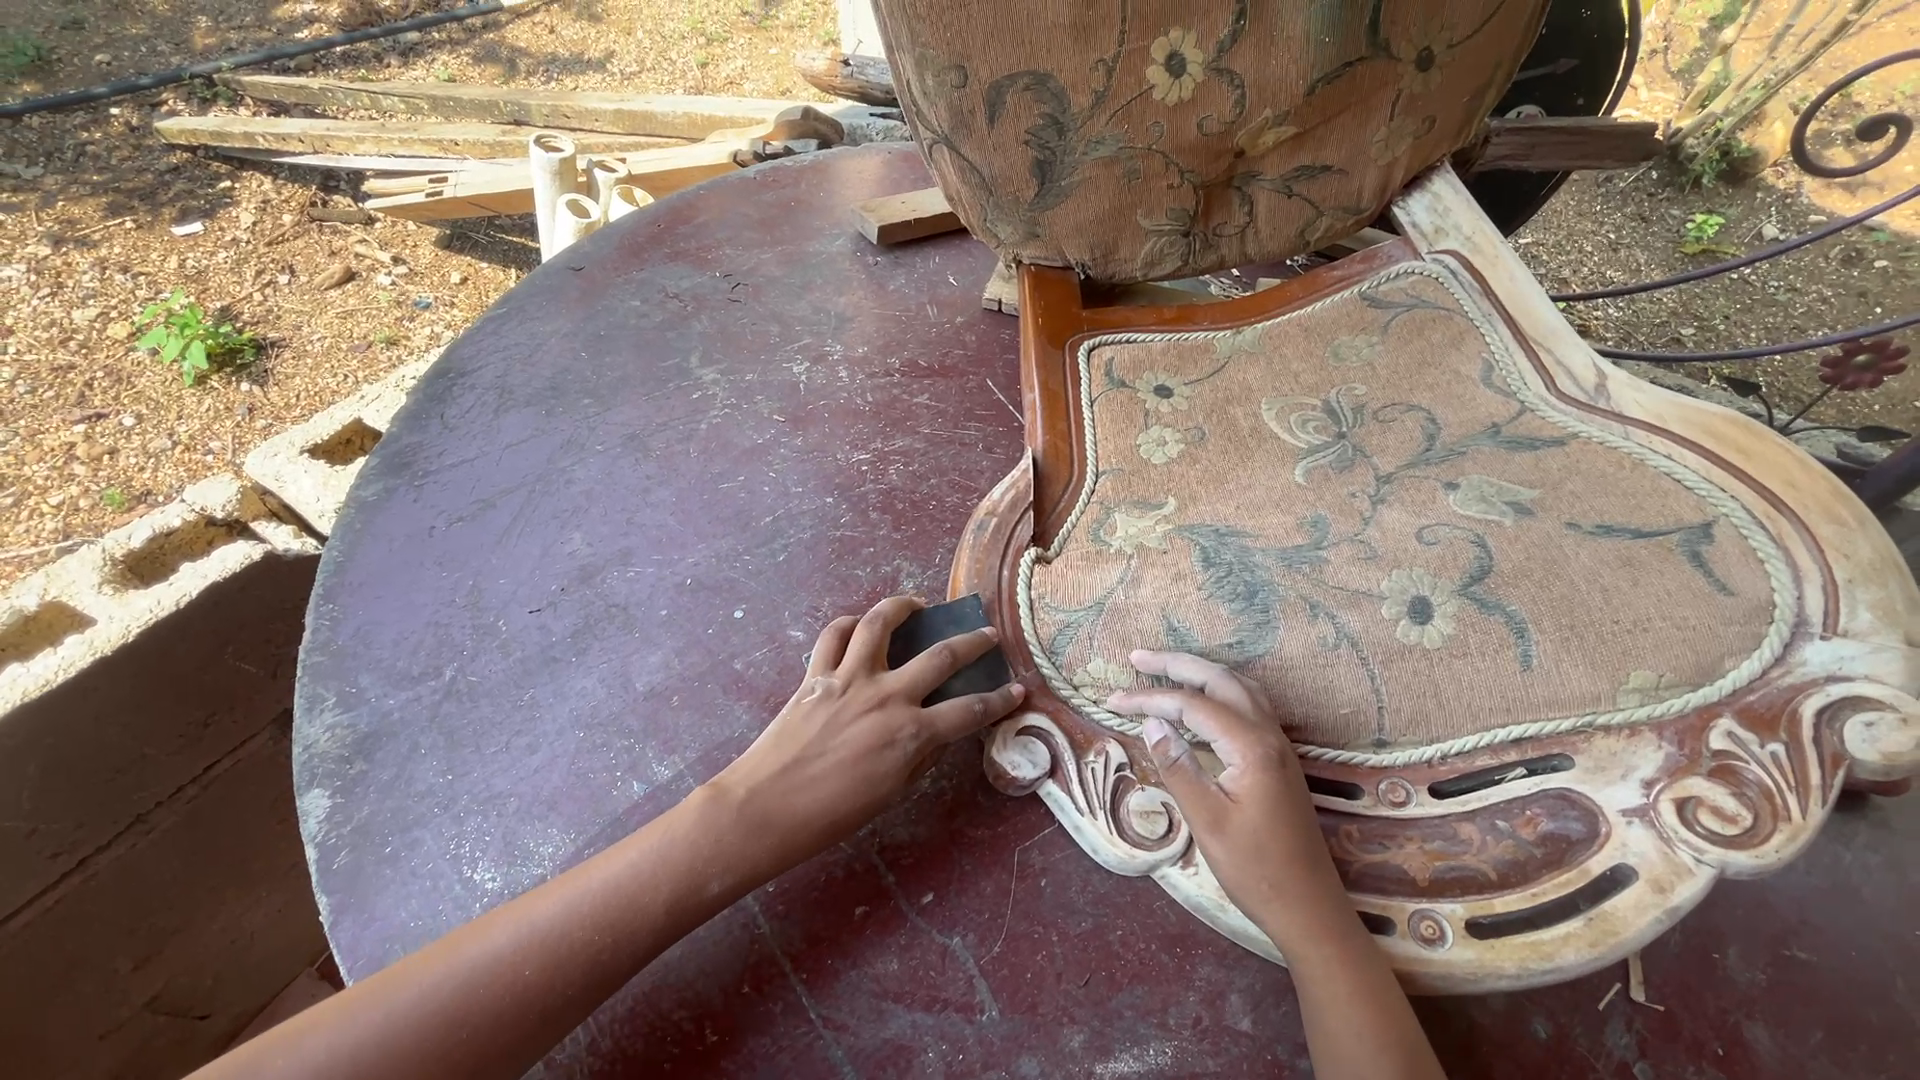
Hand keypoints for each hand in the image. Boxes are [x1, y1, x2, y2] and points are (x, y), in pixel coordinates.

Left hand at [705, 596, 1025, 873]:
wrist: (767, 807)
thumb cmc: (833, 814)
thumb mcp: (892, 793)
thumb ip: (920, 757)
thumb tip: (936, 733)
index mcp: (911, 733)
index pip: (970, 711)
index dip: (1000, 700)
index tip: (1017, 690)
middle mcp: (887, 696)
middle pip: (941, 656)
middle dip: (973, 641)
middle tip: (987, 633)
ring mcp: (850, 679)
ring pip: (881, 624)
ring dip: (903, 607)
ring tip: (917, 604)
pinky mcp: (816, 674)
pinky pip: (834, 636)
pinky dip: (849, 624)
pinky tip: (859, 625)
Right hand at [1107, 650, 1350, 953]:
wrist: (1309, 907)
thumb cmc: (1254, 870)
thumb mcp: (1207, 821)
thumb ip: (1178, 767)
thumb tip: (1151, 723)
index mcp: (1250, 747)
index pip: (1191, 705)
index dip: (1149, 698)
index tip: (1112, 700)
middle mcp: (1268, 735)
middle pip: (1219, 680)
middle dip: (1176, 664)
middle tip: (1137, 657)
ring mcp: (1278, 745)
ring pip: (1238, 688)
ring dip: (1200, 673)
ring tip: (1165, 668)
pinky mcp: (1279, 759)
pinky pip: (1248, 705)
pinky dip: (1219, 691)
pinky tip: (1203, 700)